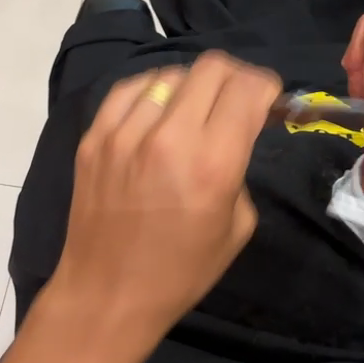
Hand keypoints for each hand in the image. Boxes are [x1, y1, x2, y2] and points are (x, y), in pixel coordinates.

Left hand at [41, 52, 283, 354]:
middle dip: (236, 78)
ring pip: (171, 74)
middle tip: (238, 99)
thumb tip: (233, 135)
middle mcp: (170, 138)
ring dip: (194, 86)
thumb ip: (240, 171)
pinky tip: (159, 111)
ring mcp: (125, 133)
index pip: (247, 89)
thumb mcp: (237, 227)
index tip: (269, 99)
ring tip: (195, 110)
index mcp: (213, 164)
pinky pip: (130, 90)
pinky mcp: (94, 137)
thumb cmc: (182, 272)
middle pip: (212, 68)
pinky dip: (153, 92)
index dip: (267, 87)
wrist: (108, 294)